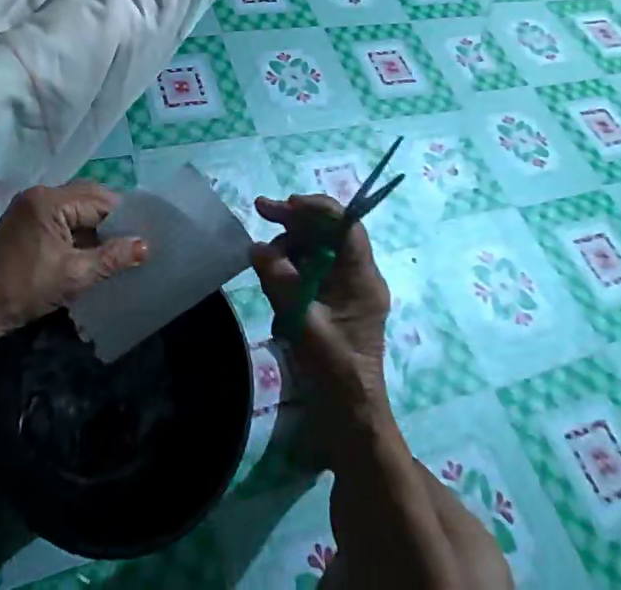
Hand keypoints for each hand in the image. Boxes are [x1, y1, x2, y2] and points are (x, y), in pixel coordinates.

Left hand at [0, 182, 149, 353]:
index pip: (101, 200)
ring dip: (94, 224)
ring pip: (76, 205)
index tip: (140, 238)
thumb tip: (146, 246)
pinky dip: (77, 228)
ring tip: (110, 248)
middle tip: (128, 242)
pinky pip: (61, 214)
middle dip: (110, 219)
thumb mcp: (75, 276)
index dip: (123, 218)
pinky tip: (87, 249)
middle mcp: (39, 194)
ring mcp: (29, 205)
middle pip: (88, 197)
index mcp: (50, 201)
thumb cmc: (25, 289)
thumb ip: (112, 257)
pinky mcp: (24, 219)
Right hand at [250, 194, 392, 434]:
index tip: (285, 204)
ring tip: (265, 264)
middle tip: (261, 212)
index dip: (316, 208)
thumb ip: (280, 283)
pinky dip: (291, 270)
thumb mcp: (304, 325)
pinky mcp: (335, 301)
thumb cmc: (335, 372)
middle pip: (329, 232)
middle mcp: (359, 276)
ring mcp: (348, 288)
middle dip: (296, 221)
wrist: (351, 417)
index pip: (346, 225)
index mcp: (363, 278)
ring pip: (317, 248)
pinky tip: (275, 287)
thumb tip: (258, 248)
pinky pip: (312, 270)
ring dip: (289, 248)